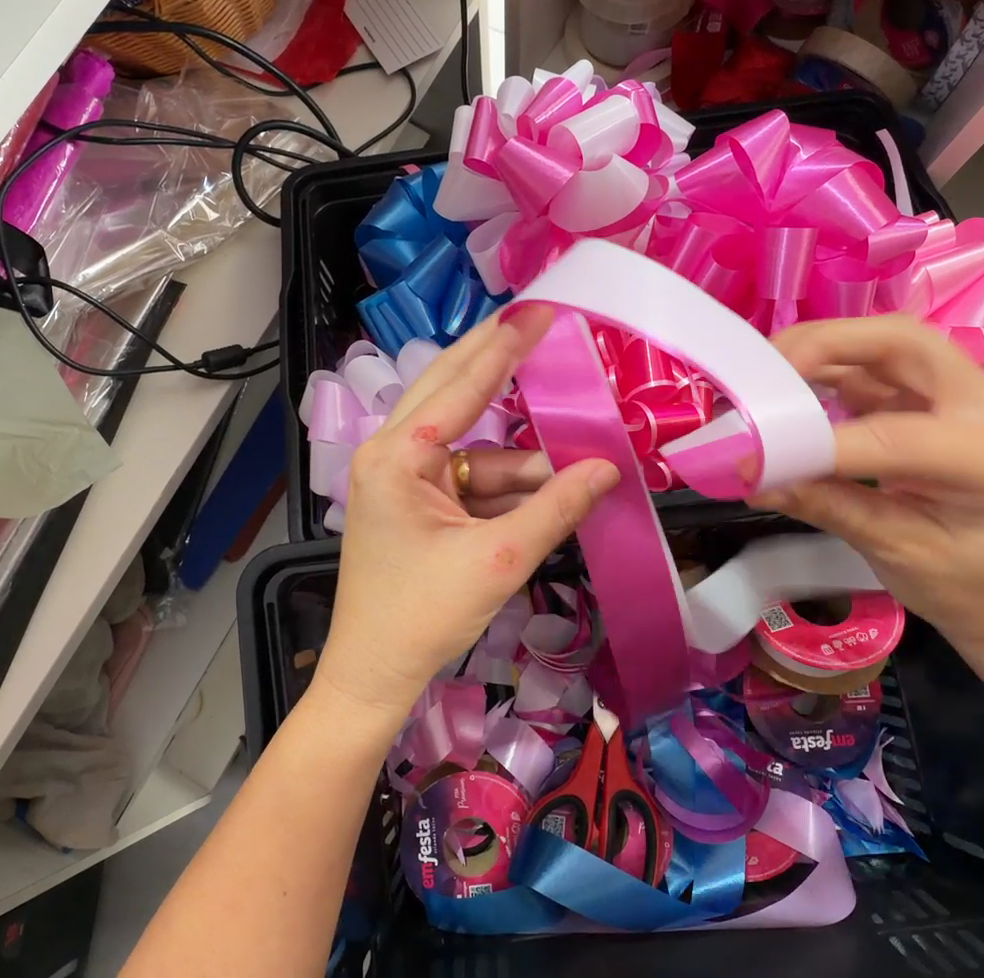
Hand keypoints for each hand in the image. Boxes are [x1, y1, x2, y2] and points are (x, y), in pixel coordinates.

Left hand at [317, 309, 621, 717]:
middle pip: (453, 393)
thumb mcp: (498, 560)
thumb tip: (609, 468)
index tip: (539, 309)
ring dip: (521, 456)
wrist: (374, 674)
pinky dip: (506, 484)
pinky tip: (550, 490)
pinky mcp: (416, 505)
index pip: (460, 386)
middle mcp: (392, 455)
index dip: (505, 347)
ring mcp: (403, 480)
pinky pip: (468, 478)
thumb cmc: (421, 617)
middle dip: (498, 363)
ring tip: (577, 454)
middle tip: (539, 321)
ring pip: (471, 446)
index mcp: (397, 458)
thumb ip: (556, 509)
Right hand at [754, 317, 983, 659]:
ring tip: (767, 372)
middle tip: (763, 368)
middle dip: (826, 345)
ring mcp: (970, 397)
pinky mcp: (940, 398)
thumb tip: (752, 477)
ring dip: (824, 350)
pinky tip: (792, 389)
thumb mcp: (895, 553)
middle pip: (905, 343)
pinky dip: (831, 371)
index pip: (898, 435)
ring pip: (891, 344)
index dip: (820, 441)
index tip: (752, 456)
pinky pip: (882, 367)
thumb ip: (827, 505)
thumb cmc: (966, 587)